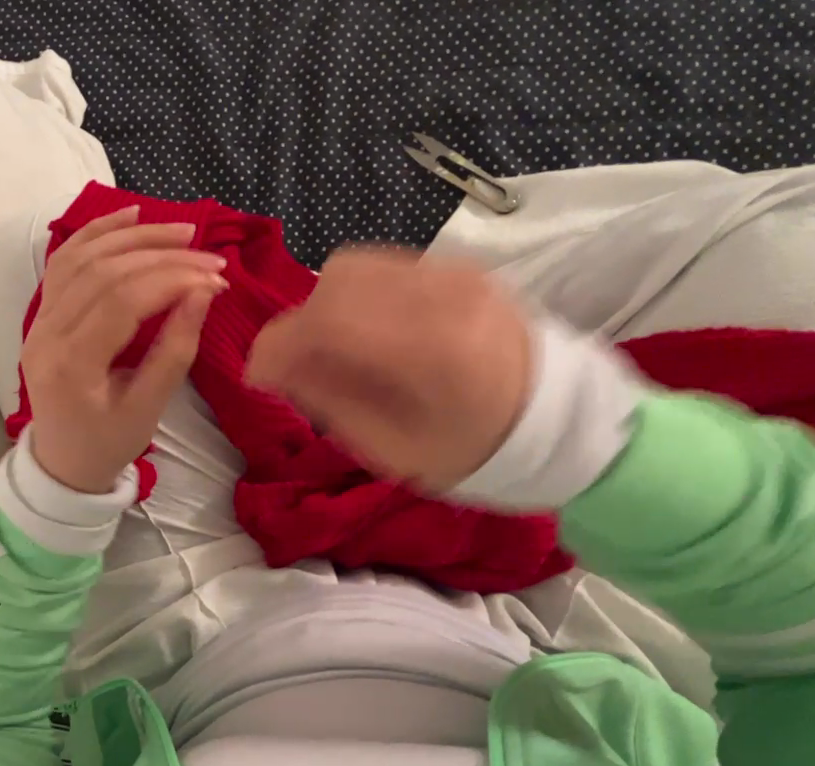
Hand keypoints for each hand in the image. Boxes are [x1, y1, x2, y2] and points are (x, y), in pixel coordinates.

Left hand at [22, 206, 226, 493]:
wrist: (62, 464)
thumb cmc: (108, 444)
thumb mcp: (148, 409)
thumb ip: (175, 351)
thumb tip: (204, 291)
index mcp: (71, 366)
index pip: (122, 301)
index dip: (172, 280)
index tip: (217, 278)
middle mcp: (46, 336)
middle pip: (103, 273)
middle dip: (161, 256)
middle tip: (210, 255)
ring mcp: (38, 322)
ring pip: (81, 259)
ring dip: (132, 236)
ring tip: (181, 231)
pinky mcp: (41, 316)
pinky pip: (64, 263)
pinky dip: (96, 235)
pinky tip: (130, 215)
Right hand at [247, 248, 533, 491]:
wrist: (558, 422)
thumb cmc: (470, 451)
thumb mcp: (392, 447)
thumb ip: (330, 400)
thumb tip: (273, 366)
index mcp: (430, 353)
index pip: (328, 321)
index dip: (276, 344)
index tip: (256, 375)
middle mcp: (444, 296)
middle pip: (337, 282)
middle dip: (299, 324)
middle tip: (295, 366)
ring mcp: (457, 274)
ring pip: (356, 266)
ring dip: (326, 305)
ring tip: (331, 349)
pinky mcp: (461, 268)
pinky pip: (386, 266)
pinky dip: (357, 295)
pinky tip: (366, 331)